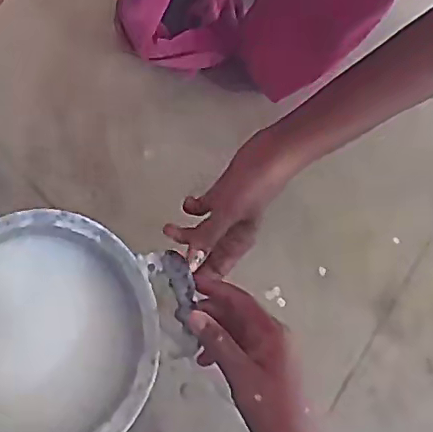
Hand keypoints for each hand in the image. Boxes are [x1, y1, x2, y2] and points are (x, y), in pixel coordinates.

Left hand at [165, 131, 302, 276]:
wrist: (268, 154)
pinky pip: (204, 209)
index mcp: (238, 242)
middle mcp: (232, 232)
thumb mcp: (228, 213)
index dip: (198, 276)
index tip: (175, 277)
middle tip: (165, 252)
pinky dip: (193, 209)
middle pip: (206, 252)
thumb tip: (191, 261)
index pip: (216, 269)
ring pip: (203, 231)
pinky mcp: (222, 195)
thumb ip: (209, 236)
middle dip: (186, 254)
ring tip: (168, 227)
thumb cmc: (252, 186)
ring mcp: (227, 213)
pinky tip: (187, 203)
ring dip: (186, 232)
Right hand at [187, 272, 330, 431]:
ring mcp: (273, 349)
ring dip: (215, 331)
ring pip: (238, 329)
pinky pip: (242, 344)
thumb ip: (217, 341)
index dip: (214, 289)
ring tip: (194, 343)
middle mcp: (274, 334)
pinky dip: (224, 346)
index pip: (239, 299)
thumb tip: (193, 313)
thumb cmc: (272, 410)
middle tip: (184, 318)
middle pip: (238, 312)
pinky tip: (208, 359)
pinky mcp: (269, 363)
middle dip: (211, 312)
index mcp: (272, 331)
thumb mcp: (240, 374)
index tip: (190, 283)